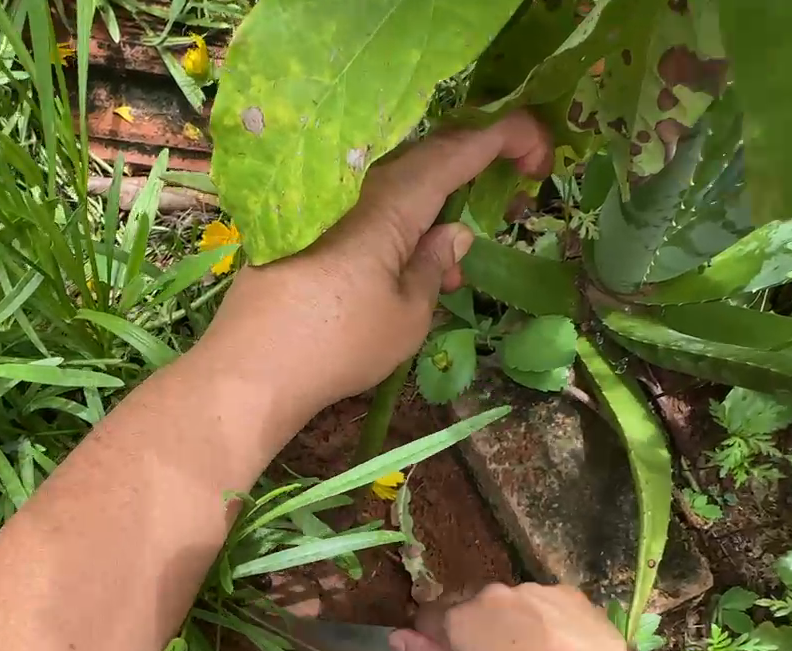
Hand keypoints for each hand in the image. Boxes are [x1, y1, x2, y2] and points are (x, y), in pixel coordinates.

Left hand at [198, 112, 551, 411]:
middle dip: (471, 177)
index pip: (461, 147)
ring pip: (391, 195)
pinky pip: (359, 217)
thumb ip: (433, 268)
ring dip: (429, 220)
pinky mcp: (298, 236)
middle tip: (500, 206)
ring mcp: (321, 212)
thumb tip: (451, 236)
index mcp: (392, 200)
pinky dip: (391, 236)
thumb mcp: (408, 316)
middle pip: (425, 162)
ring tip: (449, 270)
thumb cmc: (339, 346)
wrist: (251, 372)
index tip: (540, 157)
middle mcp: (355, 192)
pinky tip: (398, 277)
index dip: (508, 138)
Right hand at [389, 583, 657, 650]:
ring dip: (514, 621)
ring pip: (510, 602)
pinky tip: (563, 648)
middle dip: (477, 627)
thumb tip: (395, 635)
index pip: (430, 616)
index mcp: (459, 619)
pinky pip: (546, 601)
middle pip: (471, 605)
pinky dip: (548, 619)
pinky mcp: (568, 592)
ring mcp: (532, 589)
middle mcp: (490, 594)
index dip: (438, 640)